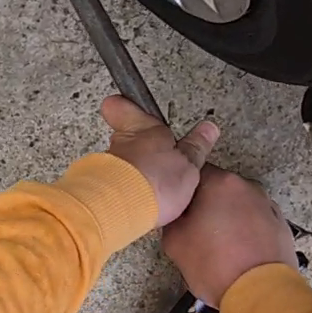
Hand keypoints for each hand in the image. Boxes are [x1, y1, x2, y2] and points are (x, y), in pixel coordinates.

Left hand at [101, 96, 219, 226]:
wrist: (121, 207)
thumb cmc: (153, 180)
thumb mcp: (188, 163)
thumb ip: (196, 147)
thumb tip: (208, 130)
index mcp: (140, 128)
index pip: (120, 105)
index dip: (126, 105)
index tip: (134, 105)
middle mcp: (119, 143)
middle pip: (122, 135)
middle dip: (138, 145)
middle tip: (156, 153)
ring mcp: (107, 166)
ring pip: (119, 162)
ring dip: (133, 172)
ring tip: (154, 187)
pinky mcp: (103, 190)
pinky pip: (116, 187)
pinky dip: (128, 192)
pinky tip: (143, 204)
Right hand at [162, 166, 301, 303]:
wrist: (261, 293)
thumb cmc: (214, 264)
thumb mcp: (174, 241)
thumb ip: (172, 218)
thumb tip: (178, 214)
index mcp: (220, 183)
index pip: (193, 173)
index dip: (182, 190)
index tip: (177, 208)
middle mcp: (247, 187)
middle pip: (218, 188)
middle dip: (206, 204)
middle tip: (194, 229)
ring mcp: (268, 205)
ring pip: (238, 205)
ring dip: (227, 218)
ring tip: (218, 244)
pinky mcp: (282, 225)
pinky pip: (255, 221)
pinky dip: (245, 231)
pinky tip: (238, 252)